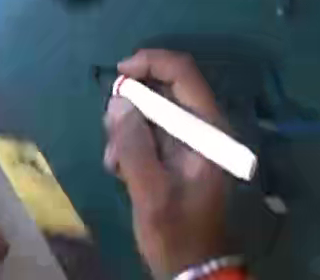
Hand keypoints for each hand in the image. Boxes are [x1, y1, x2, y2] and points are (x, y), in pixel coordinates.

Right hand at [103, 50, 232, 278]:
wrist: (190, 272)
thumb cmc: (176, 233)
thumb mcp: (151, 193)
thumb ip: (134, 144)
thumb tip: (118, 100)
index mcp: (208, 128)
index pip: (182, 71)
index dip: (150, 62)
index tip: (120, 73)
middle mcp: (202, 125)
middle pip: (164, 85)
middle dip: (133, 100)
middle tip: (110, 125)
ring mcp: (189, 137)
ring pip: (153, 106)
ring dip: (127, 124)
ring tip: (114, 158)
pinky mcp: (176, 150)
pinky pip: (149, 126)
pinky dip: (130, 138)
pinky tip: (119, 166)